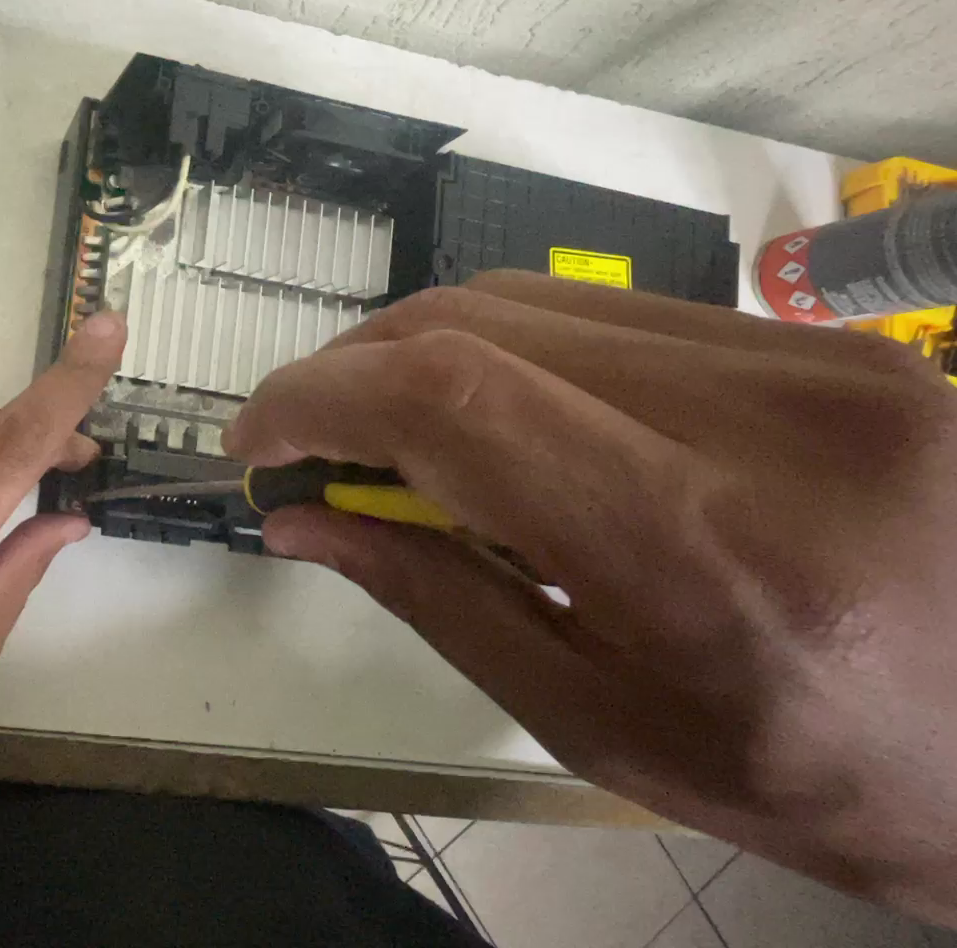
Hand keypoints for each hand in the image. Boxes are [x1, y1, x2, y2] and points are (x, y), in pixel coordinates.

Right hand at [225, 271, 956, 924]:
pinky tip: (478, 411)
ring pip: (518, 297)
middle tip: (301, 438)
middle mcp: (768, 419)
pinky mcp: (815, 337)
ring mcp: (808, 356)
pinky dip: (485, 346)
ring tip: (375, 426)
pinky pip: (587, 308)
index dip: (314, 398)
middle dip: (343, 372)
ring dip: (403, 353)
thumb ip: (428, 597)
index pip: (449, 403)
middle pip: (468, 326)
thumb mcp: (594, 718)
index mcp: (705, 555)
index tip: (252, 436)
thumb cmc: (824, 778)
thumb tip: (295, 517)